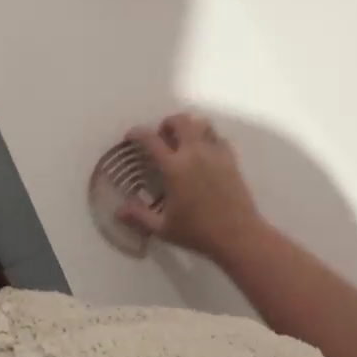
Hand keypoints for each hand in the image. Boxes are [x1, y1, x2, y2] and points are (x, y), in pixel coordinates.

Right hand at [118, 113, 266, 261]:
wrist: (238, 235)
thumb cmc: (198, 232)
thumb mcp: (163, 228)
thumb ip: (139, 217)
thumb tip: (118, 212)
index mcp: (174, 168)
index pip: (151, 139)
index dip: (137, 133)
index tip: (131, 136)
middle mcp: (194, 153)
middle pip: (180, 121)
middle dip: (167, 123)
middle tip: (162, 137)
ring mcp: (215, 154)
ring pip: (202, 124)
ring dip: (190, 126)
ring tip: (184, 141)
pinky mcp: (231, 159)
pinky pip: (218, 137)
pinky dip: (208, 138)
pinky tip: (204, 153)